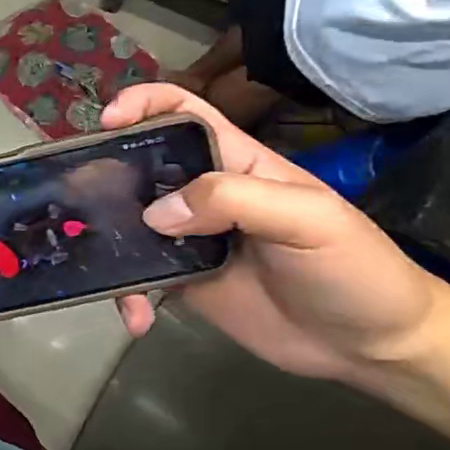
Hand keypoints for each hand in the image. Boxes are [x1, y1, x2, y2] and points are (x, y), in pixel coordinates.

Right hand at [101, 83, 444, 382]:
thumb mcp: (308, 219)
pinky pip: (139, 277)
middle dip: (104, 175)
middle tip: (76, 199)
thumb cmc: (354, 268)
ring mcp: (188, 237)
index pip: (182, 111)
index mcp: (234, 160)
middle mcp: (202, 193)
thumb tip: (157, 213)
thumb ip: (234, 199)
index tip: (107, 122)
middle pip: (140, 165)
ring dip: (107, 242)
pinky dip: (128, 295)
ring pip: (129, 224)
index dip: (143, 104)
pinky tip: (138, 318)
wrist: (373, 346)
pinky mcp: (182, 280)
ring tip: (98, 266)